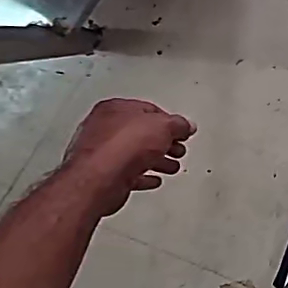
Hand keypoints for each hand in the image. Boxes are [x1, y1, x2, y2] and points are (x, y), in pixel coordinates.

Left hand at [58, 99, 195, 216]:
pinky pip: (127, 172)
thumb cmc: (122, 147)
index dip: (169, 121)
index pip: (149, 110)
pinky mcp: (102, 173)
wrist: (101, 178)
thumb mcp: (164, 127)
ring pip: (134, 153)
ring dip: (155, 159)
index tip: (181, 130)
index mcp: (115, 108)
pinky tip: (152, 178)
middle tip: (177, 147)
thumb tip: (186, 126)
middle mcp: (103, 126)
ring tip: (171, 165)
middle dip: (162, 141)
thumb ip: (178, 125)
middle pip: (141, 132)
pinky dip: (141, 175)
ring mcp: (100, 151)